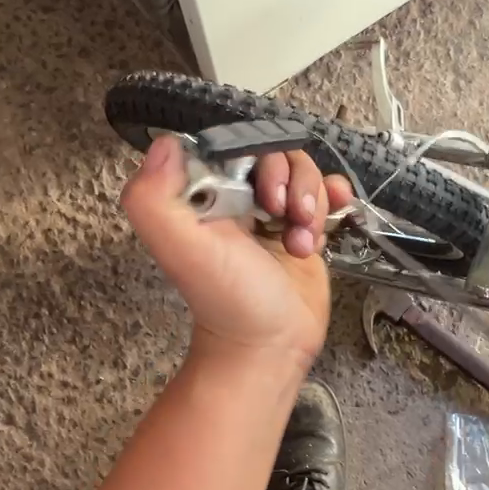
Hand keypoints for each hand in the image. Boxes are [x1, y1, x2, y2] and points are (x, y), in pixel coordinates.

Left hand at [121, 135, 353, 368]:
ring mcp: (275, 212)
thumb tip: (167, 144)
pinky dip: (334, 201)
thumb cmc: (226, 299)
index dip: (259, 158)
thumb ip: (154, 196)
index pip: (238, 143)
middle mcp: (240, 196)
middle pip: (279, 154)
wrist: (269, 346)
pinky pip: (326, 194)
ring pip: (306, 173)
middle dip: (293, 182)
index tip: (265, 195)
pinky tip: (326, 226)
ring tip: (301, 241)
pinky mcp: (304, 228)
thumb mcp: (180, 247)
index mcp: (207, 192)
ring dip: (313, 202)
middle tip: (285, 216)